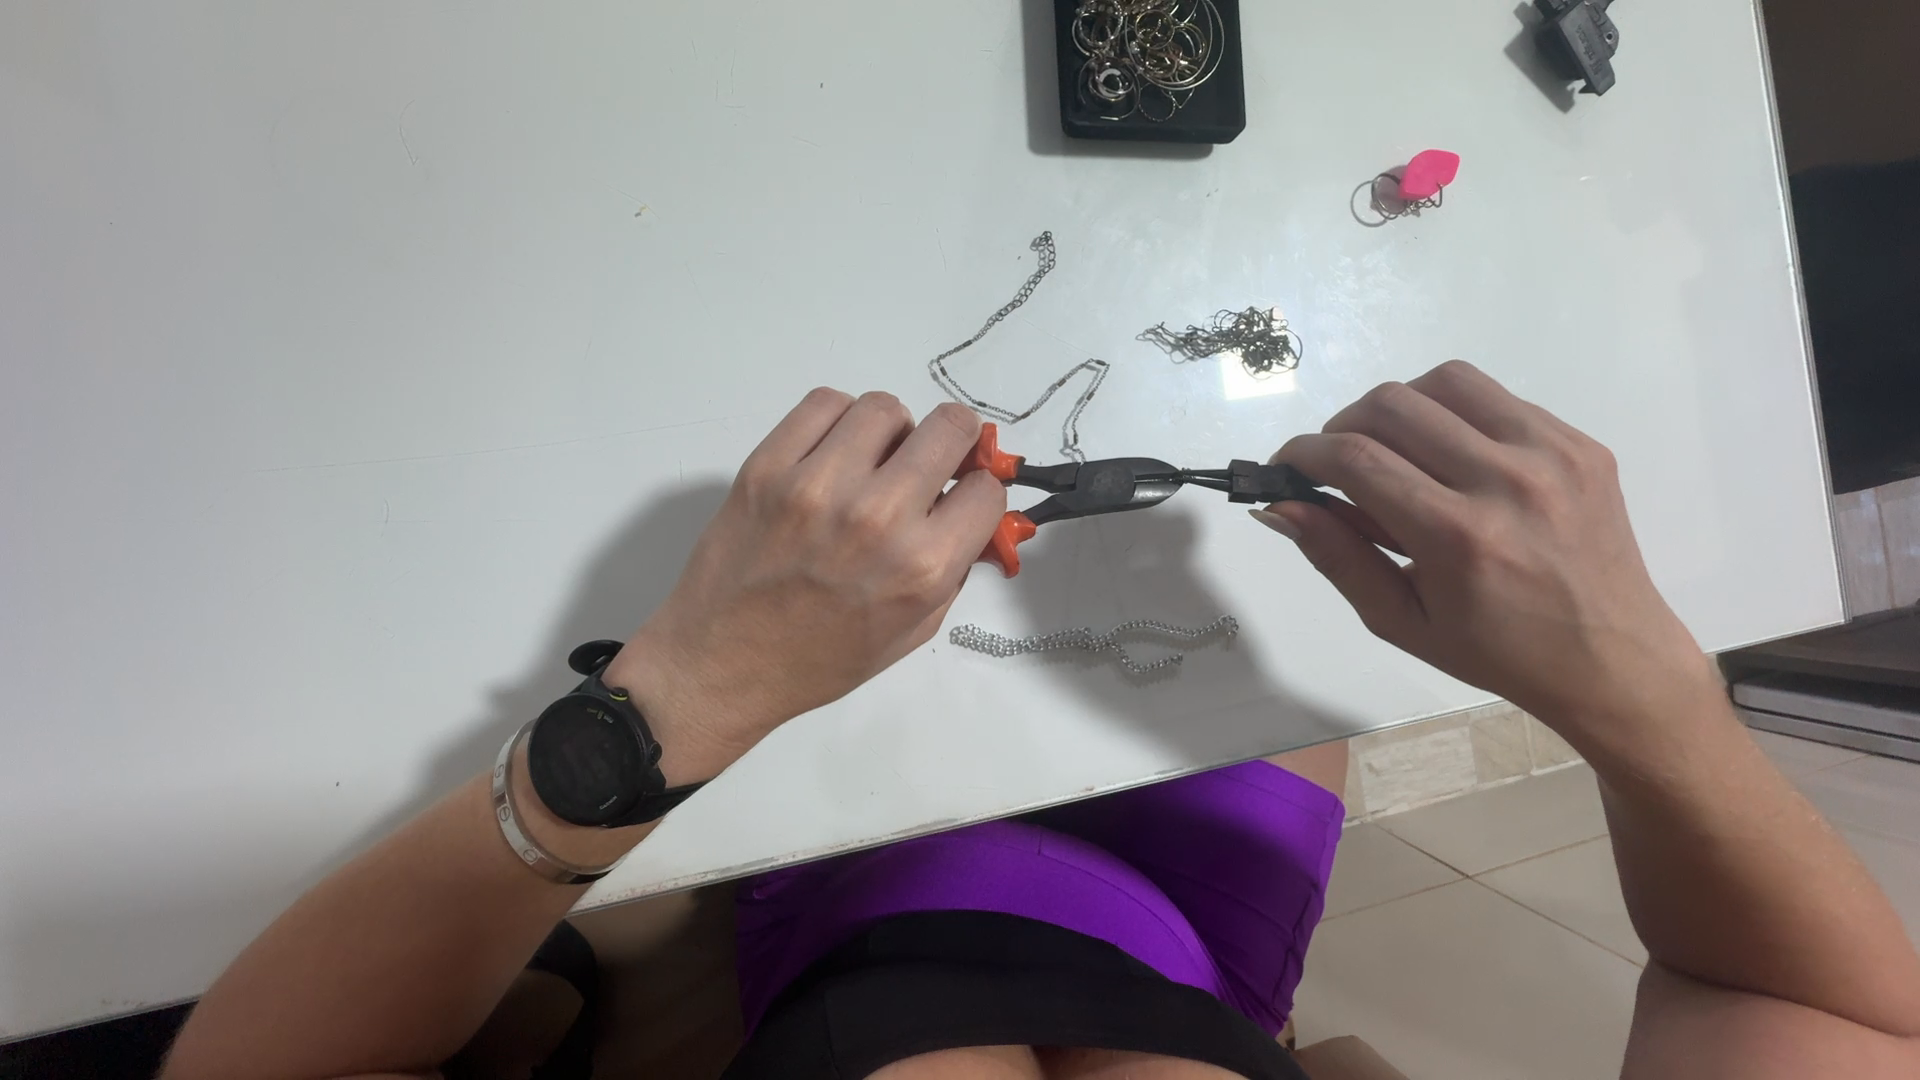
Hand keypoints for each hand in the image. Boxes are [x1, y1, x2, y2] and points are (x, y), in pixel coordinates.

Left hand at [604, 390, 1006, 783]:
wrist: (721, 666)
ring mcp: (817, 485)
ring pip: (885, 408)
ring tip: (874, 462)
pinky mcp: (767, 466)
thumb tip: (974, 512)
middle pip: (950, 427)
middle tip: (934, 462)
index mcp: (921, 568)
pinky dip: (839, 421)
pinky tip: (832, 454)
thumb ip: (954, 568)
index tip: (961, 498)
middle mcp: (878, 517)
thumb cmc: (821, 662)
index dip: (979, 492)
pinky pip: (824, 402)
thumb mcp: (912, 632)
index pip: (987, 489)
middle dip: (955, 442)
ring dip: (893, 432)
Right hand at [1258, 361, 1716, 747]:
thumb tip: (1278, 506)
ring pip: (1441, 382)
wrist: (1611, 659)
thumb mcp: (1396, 619)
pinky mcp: (1579, 442)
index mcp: (1458, 537)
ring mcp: (1553, 452)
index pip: (1356, 460)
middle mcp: (1508, 481)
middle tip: (1333, 465)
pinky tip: (1444, 455)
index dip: (1303, 454)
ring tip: (1388, 450)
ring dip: (1394, 408)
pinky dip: (1445, 413)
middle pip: (1391, 406)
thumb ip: (1335, 556)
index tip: (1284, 467)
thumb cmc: (1492, 651)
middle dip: (1340, 427)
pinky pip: (1491, 396)